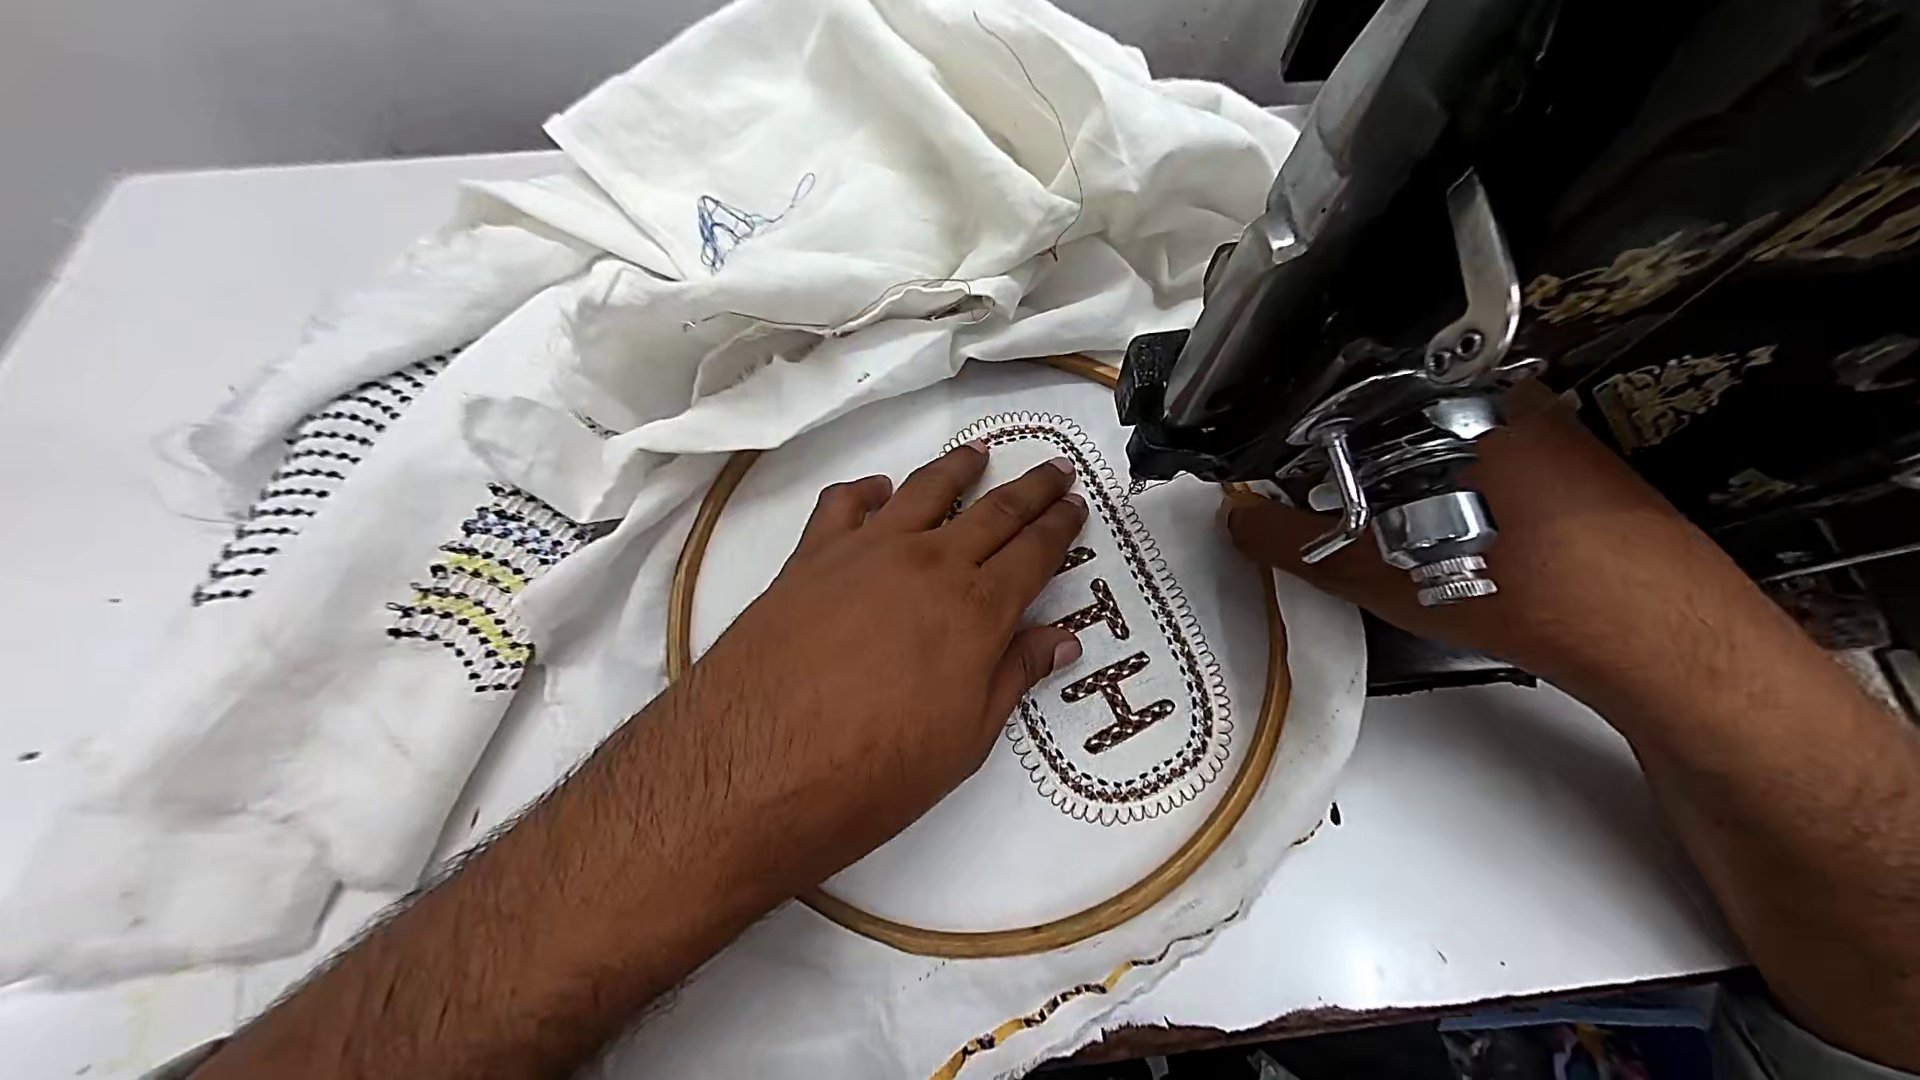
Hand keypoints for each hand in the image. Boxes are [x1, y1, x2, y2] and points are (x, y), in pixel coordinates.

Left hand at [675, 442, 1087, 889]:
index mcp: (975, 610)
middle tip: (1054, 468)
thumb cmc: (873, 771)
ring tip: (980, 453)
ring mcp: (865, 553)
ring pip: (924, 490)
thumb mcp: (964, 740)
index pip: (1034, 552)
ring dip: (958, 468)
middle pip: (993, 511)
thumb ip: (1014, 676)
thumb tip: (1062, 638)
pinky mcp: (810, 557)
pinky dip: (866, 491)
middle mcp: (927, 565)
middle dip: (1031, 487)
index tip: (1075, 505)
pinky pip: (843, 505)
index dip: (1059, 526)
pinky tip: (877, 491)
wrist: (753, 768)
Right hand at [1228, 391, 1919, 1070]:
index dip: (1315, 445)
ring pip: (1444, 455)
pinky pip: (1487, 477)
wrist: (1668, 652)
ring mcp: (1557, 446)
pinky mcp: (1583, 484)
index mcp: (1468, 413)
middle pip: (1400, 432)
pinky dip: (1449, 502)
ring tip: (1381, 535)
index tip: (1293, 484)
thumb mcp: (1382, 571)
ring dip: (1402, 490)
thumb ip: (1296, 539)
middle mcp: (1515, 413)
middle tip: (1332, 517)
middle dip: (1356, 472)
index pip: (1362, 408)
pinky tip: (1446, 545)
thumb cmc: (1518, 592)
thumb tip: (1233, 515)